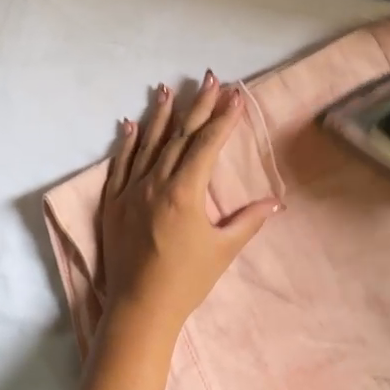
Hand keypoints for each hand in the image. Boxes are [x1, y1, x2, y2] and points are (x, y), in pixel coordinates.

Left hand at [99, 72, 282, 332]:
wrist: (139, 309)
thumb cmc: (186, 282)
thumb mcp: (223, 250)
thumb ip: (248, 220)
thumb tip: (276, 202)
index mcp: (184, 192)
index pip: (206, 145)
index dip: (223, 119)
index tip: (236, 97)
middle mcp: (155, 183)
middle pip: (180, 136)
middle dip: (198, 106)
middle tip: (211, 79)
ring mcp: (130, 191)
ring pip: (149, 143)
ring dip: (161, 115)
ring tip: (170, 88)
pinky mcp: (113, 202)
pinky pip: (120, 164)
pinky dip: (127, 142)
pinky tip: (131, 123)